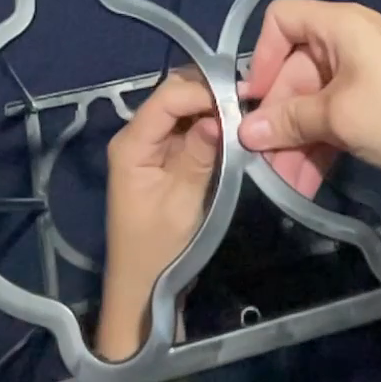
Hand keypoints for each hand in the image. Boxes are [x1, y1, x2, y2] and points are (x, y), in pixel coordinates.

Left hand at [96, 70, 220, 360]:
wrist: (142, 289)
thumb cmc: (158, 250)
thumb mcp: (183, 203)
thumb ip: (199, 156)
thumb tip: (220, 116)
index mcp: (132, 143)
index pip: (167, 99)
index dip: (202, 91)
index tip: (241, 96)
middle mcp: (137, 135)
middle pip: (172, 96)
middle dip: (209, 92)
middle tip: (248, 99)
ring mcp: (151, 144)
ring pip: (182, 108)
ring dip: (212, 105)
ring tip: (245, 108)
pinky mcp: (164, 155)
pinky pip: (187, 127)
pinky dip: (210, 122)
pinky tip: (233, 126)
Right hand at [239, 0, 380, 192]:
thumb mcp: (339, 118)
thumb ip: (289, 121)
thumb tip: (245, 132)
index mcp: (338, 26)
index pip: (281, 20)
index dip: (263, 57)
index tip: (256, 100)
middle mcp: (346, 42)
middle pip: (293, 71)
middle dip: (277, 116)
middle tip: (260, 160)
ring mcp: (361, 74)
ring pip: (312, 101)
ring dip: (296, 139)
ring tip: (281, 184)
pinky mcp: (375, 103)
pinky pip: (334, 116)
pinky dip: (320, 144)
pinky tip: (304, 182)